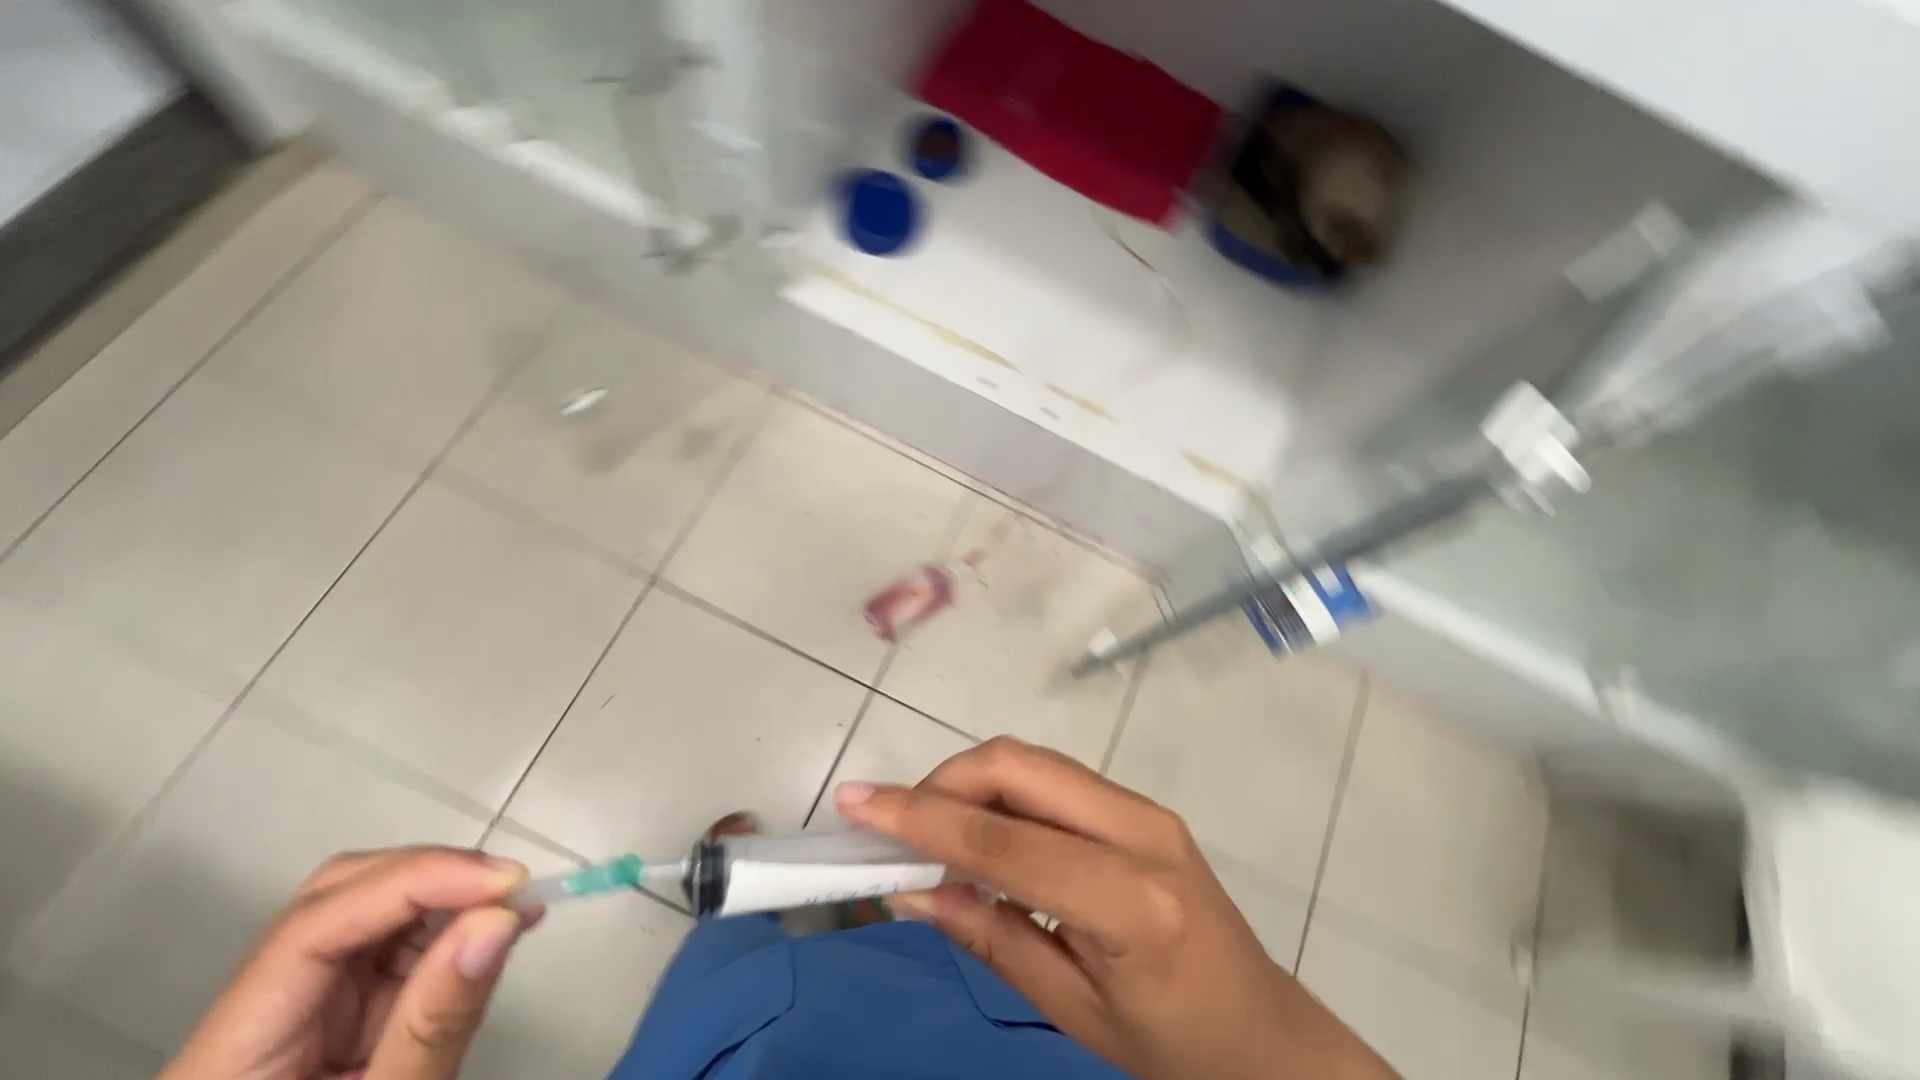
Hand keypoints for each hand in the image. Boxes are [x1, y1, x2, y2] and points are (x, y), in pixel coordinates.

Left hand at [160, 846, 535, 1079]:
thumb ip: (436, 1022)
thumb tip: (500, 918)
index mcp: (228, 1054)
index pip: (313, 929)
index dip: (414, 883)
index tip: (506, 882)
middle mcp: (250, 1014)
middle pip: (330, 900)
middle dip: (429, 878)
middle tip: (512, 889)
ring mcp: (294, 1010)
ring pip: (365, 911)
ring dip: (447, 898)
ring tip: (517, 907)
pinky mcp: (335, 1015)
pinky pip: (390, 949)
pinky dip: (449, 927)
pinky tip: (494, 927)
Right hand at [834, 738, 1396, 1079]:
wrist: (1261, 1028)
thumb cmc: (1170, 1041)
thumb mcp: (1071, 1009)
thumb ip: (989, 936)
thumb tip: (910, 887)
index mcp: (1130, 901)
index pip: (1006, 840)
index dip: (923, 818)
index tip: (858, 803)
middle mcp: (1141, 832)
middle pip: (1018, 766)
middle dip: (943, 782)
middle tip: (896, 826)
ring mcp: (1145, 810)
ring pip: (1033, 761)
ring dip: (970, 781)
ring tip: (930, 831)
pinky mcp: (1141, 807)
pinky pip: (1053, 778)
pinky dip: (1002, 791)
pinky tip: (982, 831)